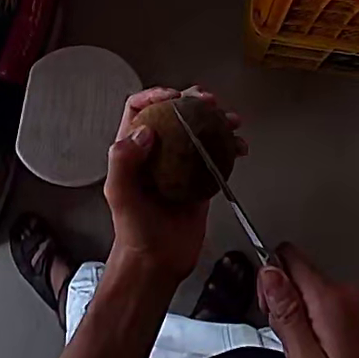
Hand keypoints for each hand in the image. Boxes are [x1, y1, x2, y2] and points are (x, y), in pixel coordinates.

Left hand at [103, 86, 246, 284]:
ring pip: (198, 128)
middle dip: (192, 100)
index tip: (174, 95)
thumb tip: (143, 132)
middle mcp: (157, 150)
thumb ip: (123, 161)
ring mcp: (180, 162)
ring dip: (216, 118)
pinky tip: (238, 145)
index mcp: (133, 149)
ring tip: (229, 118)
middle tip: (208, 100)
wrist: (158, 262)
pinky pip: (216, 152)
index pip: (139, 108)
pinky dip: (229, 144)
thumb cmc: (134, 232)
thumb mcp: (119, 194)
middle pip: (174, 112)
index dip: (154, 95)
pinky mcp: (200, 176)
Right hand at [258, 244, 358, 357]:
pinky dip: (319, 326)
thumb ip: (287, 317)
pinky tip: (327, 357)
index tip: (271, 314)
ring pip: (312, 291)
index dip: (270, 283)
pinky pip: (328, 305)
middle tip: (292, 348)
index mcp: (333, 304)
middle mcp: (351, 295)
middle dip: (286, 305)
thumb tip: (270, 273)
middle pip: (300, 273)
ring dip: (303, 318)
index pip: (289, 258)